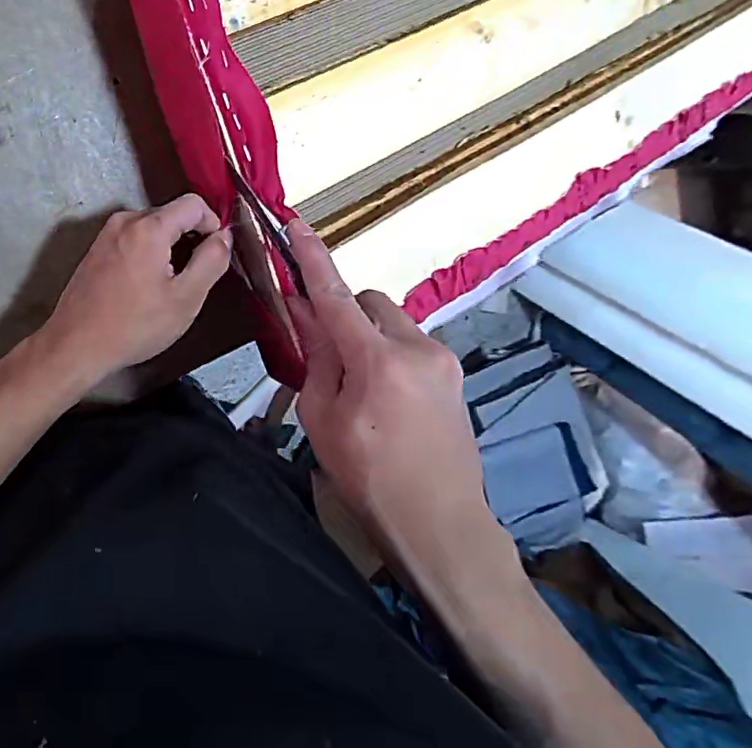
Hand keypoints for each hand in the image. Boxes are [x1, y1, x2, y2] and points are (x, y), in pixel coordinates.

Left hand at [36, 194, 233, 380]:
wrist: (76, 345)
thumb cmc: (132, 326)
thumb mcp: (186, 297)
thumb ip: (212, 260)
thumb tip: (223, 237)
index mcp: (148, 228)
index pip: (193, 204)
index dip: (213, 223)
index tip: (216, 249)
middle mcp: (124, 222)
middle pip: (171, 215)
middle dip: (189, 238)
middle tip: (193, 275)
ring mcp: (106, 235)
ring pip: (151, 229)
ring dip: (167, 249)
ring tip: (167, 286)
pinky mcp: (96, 250)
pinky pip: (132, 240)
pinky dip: (146, 255)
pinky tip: (144, 288)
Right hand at [285, 219, 491, 544]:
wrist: (440, 525)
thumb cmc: (370, 479)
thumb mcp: (322, 418)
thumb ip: (314, 357)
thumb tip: (303, 311)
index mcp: (379, 361)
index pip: (336, 295)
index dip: (312, 258)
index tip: (297, 226)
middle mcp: (418, 349)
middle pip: (369, 302)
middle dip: (343, 314)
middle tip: (324, 352)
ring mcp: (443, 361)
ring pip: (390, 322)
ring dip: (366, 336)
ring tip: (356, 385)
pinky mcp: (454, 375)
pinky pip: (409, 344)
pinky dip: (387, 352)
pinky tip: (382, 396)